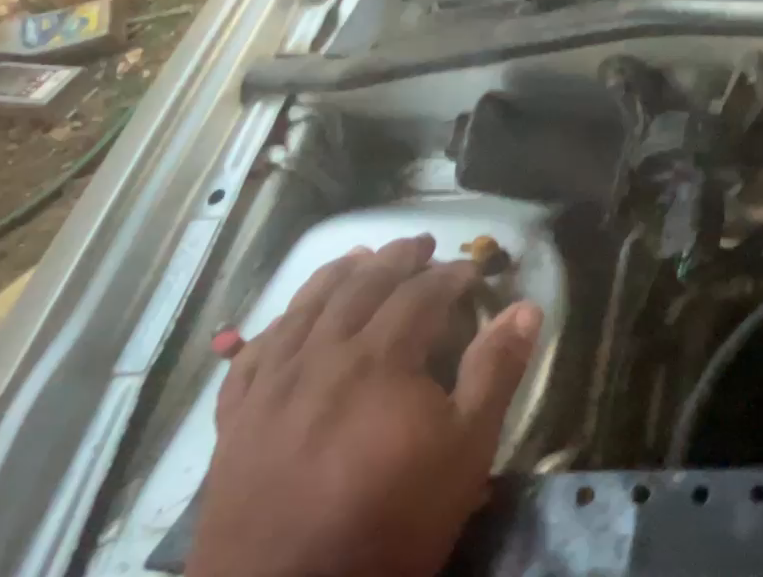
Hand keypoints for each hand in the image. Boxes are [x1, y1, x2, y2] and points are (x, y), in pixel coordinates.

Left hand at [189, 235, 541, 576]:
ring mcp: (270, 390)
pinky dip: (277, 326)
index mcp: (380, 360)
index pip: (420, 295)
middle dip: (394, 261)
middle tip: (420, 243)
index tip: (474, 267)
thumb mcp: (467, 445)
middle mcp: (320, 359)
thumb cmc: (394, 519)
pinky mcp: (236, 425)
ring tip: (358, 258)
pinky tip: (288, 321)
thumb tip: (526, 307)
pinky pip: (252, 357)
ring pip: (302, 311)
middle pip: (359, 289)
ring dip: (334, 277)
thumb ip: (495, 369)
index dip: (450, 275)